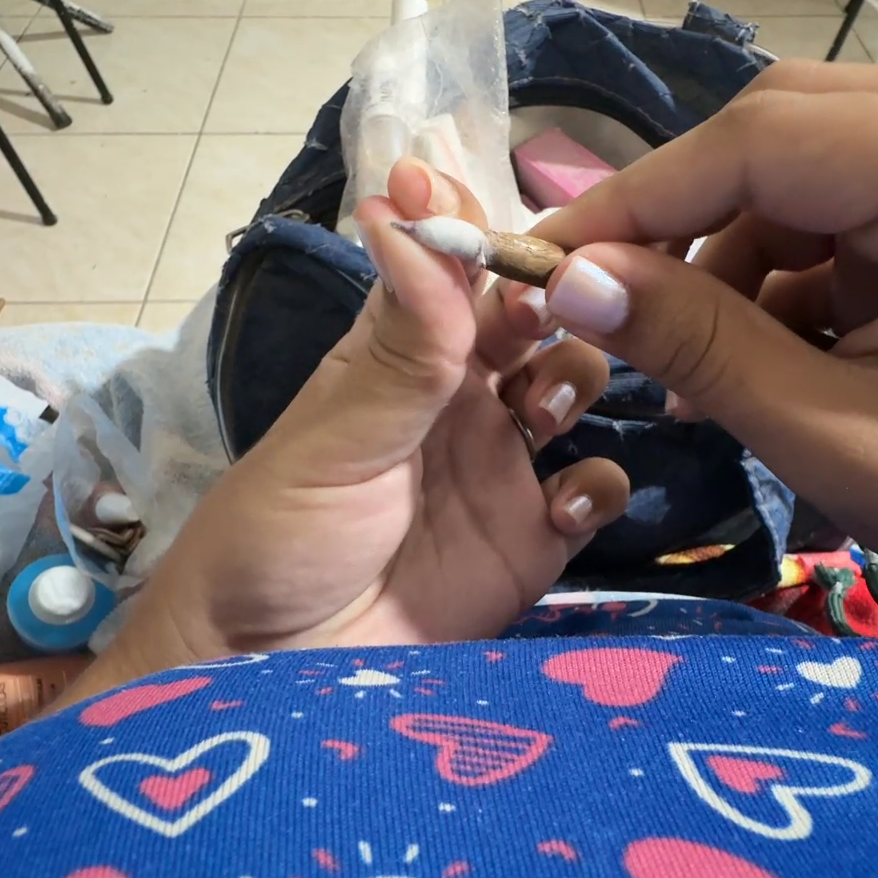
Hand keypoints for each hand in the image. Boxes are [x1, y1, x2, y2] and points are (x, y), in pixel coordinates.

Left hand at [64, 159, 628, 700]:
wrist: (281, 667)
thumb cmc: (284, 536)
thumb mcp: (336, 437)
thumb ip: (399, 346)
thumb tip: (404, 209)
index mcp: (401, 362)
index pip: (452, 273)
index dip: (478, 234)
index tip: (502, 218)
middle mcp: (461, 403)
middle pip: (533, 322)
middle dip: (550, 306)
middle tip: (539, 320)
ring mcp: (504, 469)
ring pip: (576, 391)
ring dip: (578, 382)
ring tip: (543, 413)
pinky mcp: (536, 539)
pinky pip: (595, 491)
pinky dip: (596, 487)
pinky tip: (562, 506)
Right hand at [532, 61, 877, 622]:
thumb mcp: (827, 439)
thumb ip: (700, 348)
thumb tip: (571, 281)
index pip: (783, 138)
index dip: (649, 193)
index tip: (554, 255)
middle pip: (790, 126)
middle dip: (680, 211)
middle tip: (602, 288)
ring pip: (797, 167)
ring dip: (718, 253)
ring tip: (689, 358)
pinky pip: (824, 214)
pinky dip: (760, 276)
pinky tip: (741, 354)